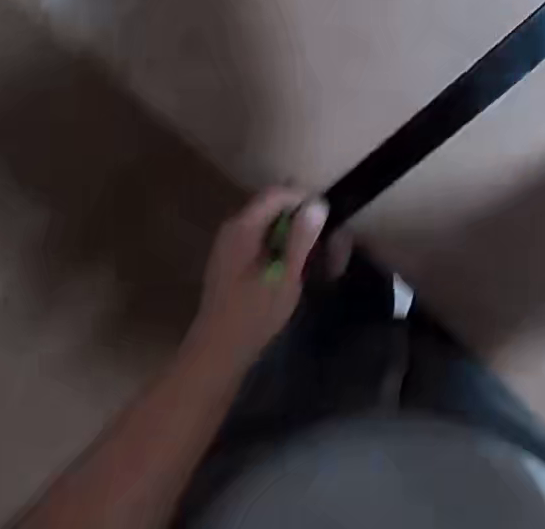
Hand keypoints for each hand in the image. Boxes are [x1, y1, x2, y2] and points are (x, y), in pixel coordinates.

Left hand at [184, 189, 326, 370]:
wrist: (217, 351)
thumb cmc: (253, 314)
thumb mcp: (285, 276)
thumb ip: (300, 238)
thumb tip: (317, 204)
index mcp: (243, 226)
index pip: (276, 193)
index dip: (303, 198)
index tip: (327, 217)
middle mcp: (233, 227)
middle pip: (271, 207)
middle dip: (300, 220)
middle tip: (326, 244)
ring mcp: (229, 243)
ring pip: (267, 225)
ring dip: (291, 236)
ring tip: (315, 261)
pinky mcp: (230, 259)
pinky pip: (258, 240)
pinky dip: (278, 247)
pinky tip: (291, 270)